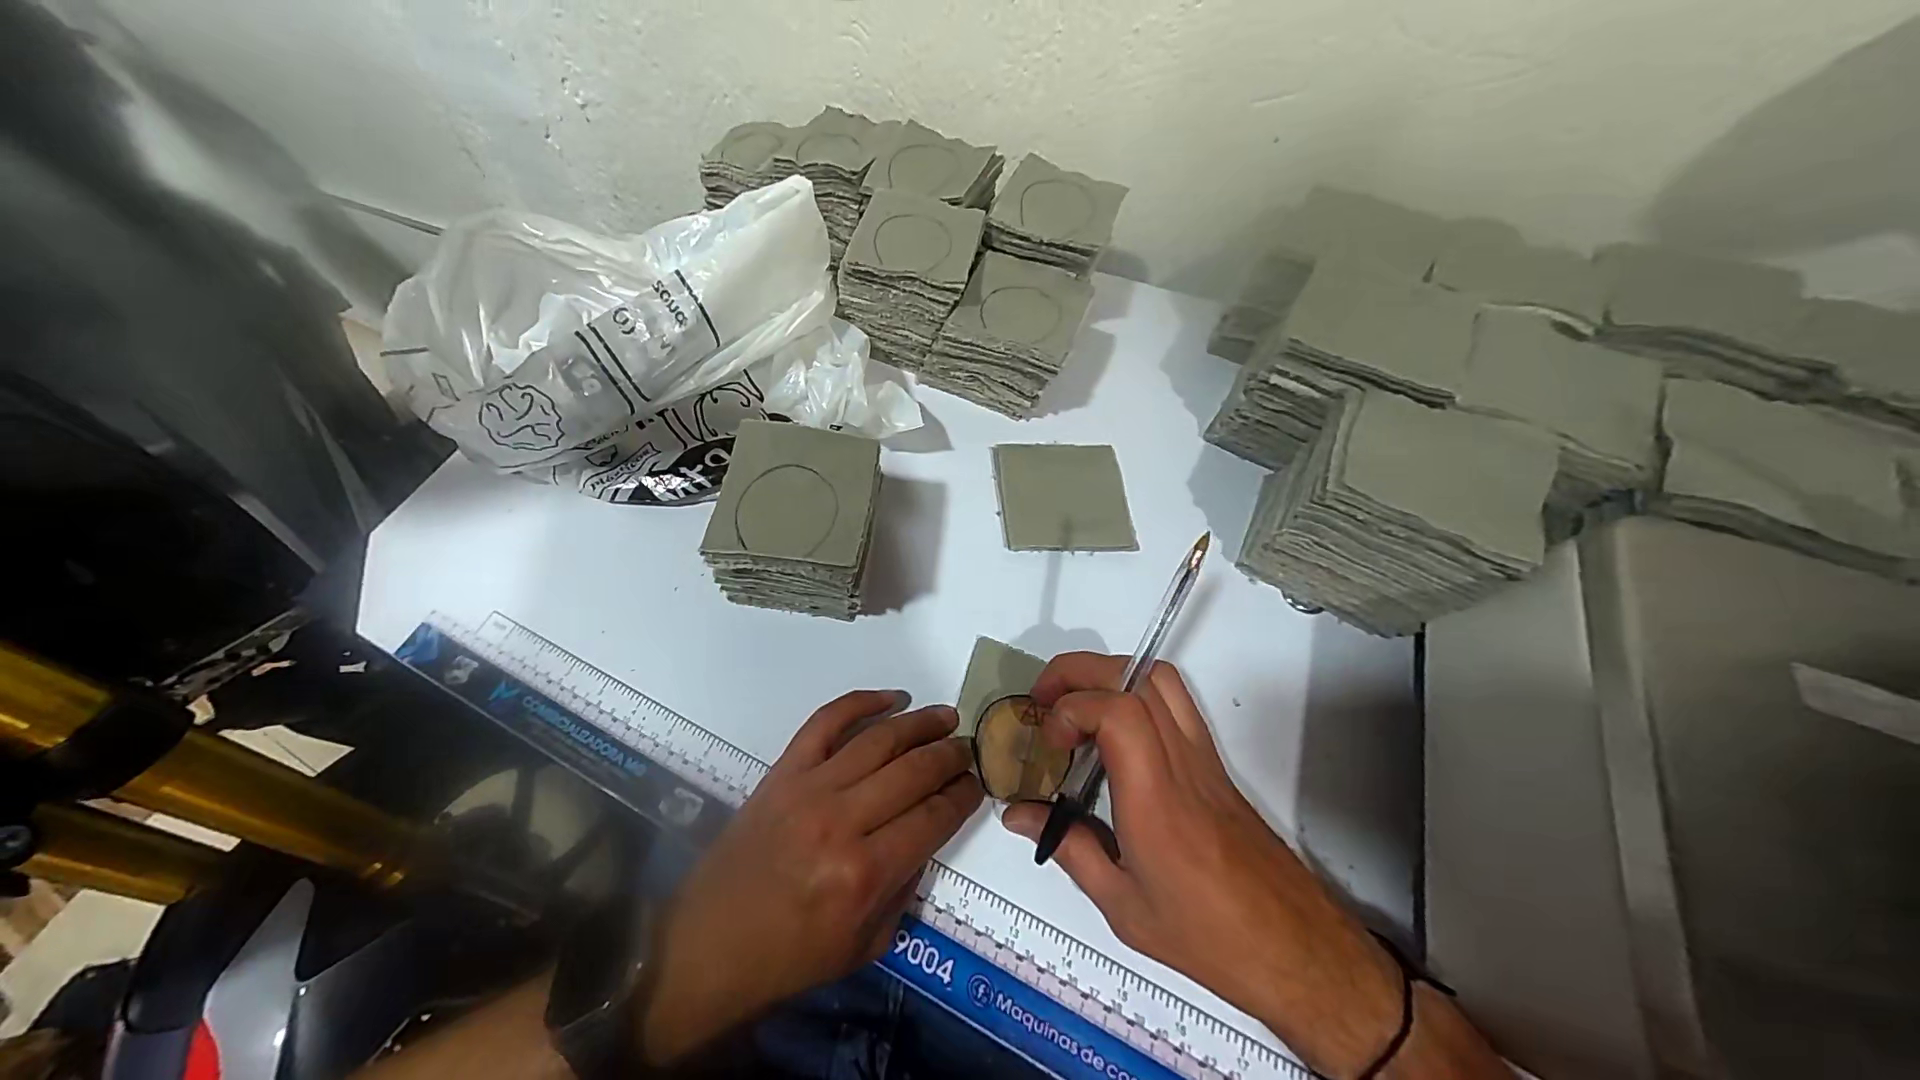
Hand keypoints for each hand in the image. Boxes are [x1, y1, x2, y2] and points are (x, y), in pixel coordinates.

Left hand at [640, 691, 982, 1062]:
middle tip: (968, 749)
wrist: (706, 946)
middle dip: (950, 756)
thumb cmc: (789, 957)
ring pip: (879, 740)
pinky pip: (826, 722)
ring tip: (946, 717)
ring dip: (920, 722)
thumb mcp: (866, 943)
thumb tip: (925, 833)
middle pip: (914, 771)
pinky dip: (861, 703)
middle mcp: (841, 822)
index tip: (976, 784)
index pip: (934, 816)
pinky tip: (890, 698)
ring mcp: (809, 789)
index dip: (963, 796)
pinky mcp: (782, 772)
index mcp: (865, 873)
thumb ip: (905, 886)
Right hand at [1000, 654, 1403, 1075]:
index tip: (1051, 742)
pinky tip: (1114, 731)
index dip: (1072, 708)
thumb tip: (1018, 813)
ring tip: (1076, 705)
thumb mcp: (1121, 905)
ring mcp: (1203, 755)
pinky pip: (1175, 701)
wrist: (1292, 946)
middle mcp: (1181, 761)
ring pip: (1161, 678)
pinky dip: (1135, 691)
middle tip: (1046, 700)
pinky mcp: (1214, 761)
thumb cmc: (1204, 934)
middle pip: (1136, 676)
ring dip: (1110, 674)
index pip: (1118, 711)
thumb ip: (1067, 847)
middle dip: (1078, 672)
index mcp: (1154, 798)